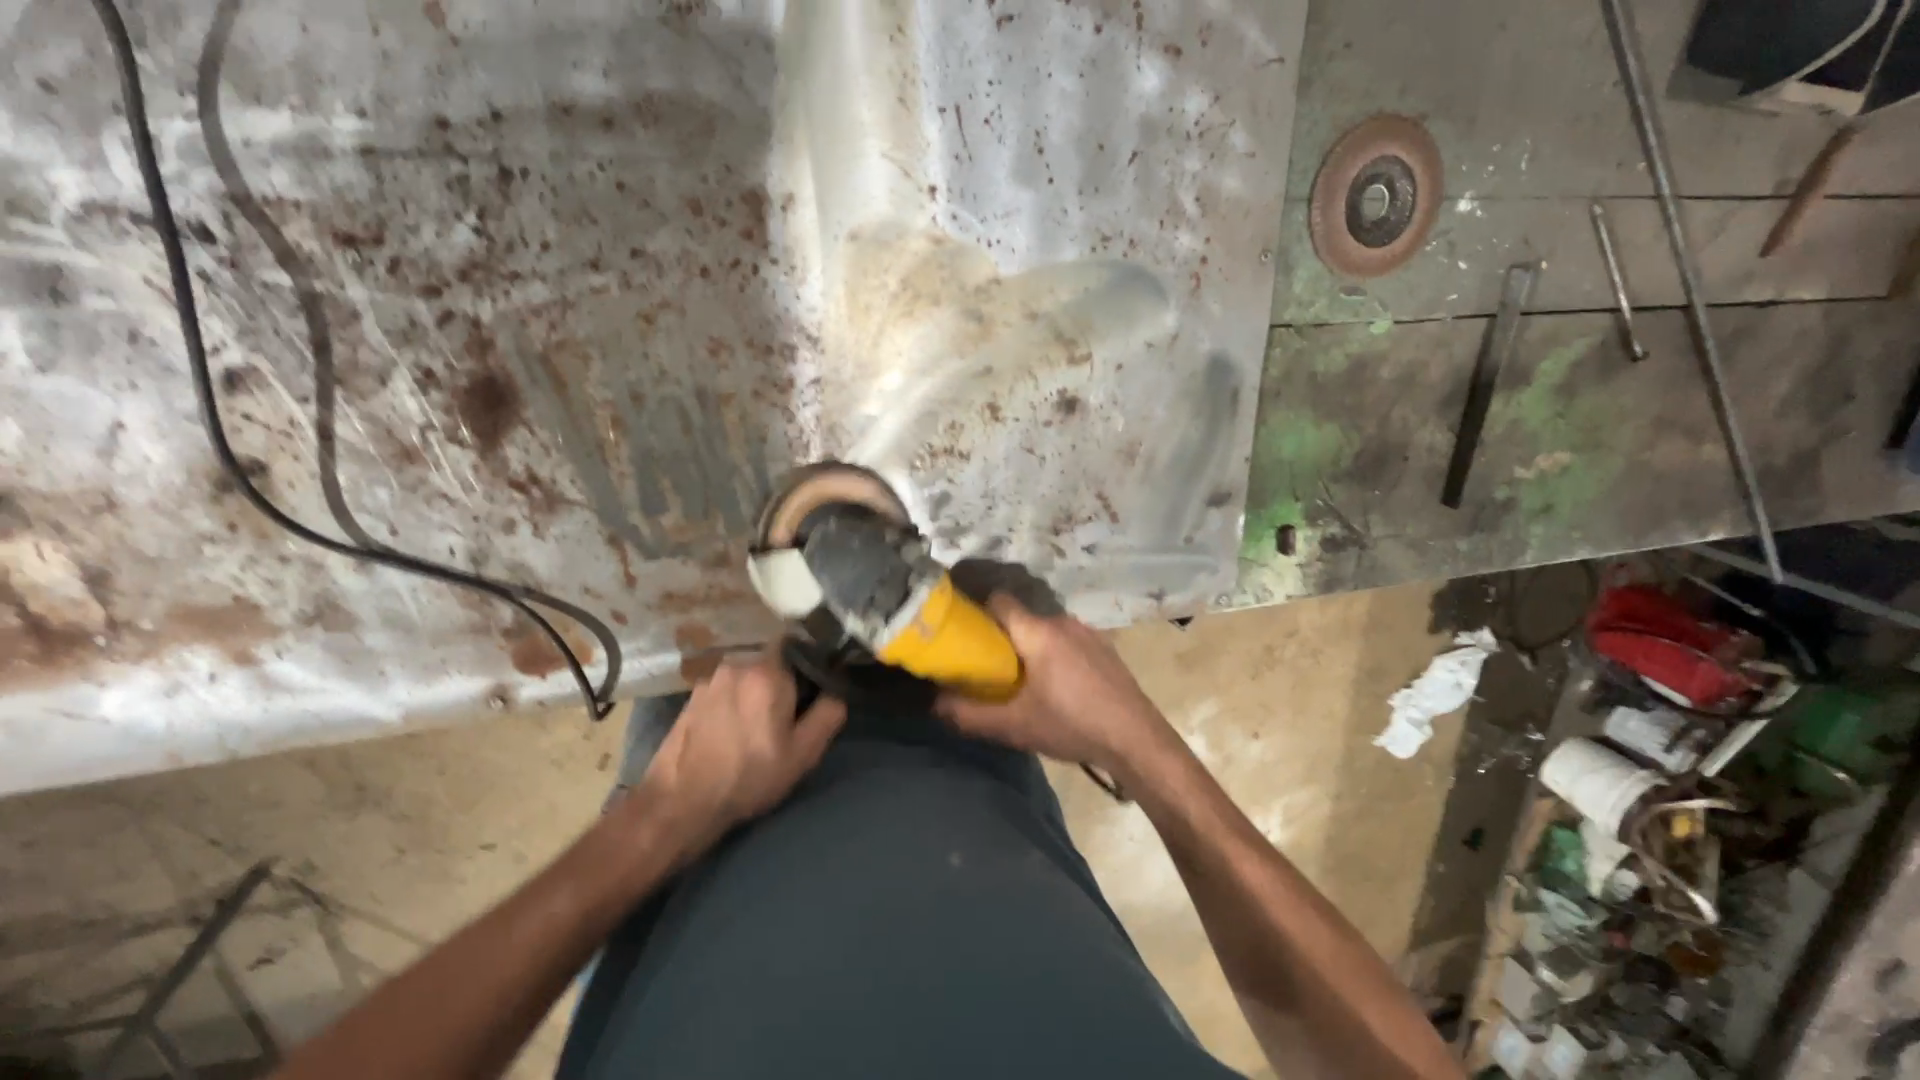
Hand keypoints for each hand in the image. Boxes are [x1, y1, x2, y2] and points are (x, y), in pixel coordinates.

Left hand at [633, 647, 846, 858]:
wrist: (680, 801)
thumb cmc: (749, 775)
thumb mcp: (803, 753)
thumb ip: (828, 714)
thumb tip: (836, 691)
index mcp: (768, 671)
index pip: (799, 646)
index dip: (810, 666)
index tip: (813, 693)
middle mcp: (737, 664)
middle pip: (772, 662)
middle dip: (782, 683)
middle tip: (785, 719)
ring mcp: (709, 679)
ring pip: (746, 677)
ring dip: (755, 694)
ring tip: (755, 729)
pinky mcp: (691, 697)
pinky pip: (725, 690)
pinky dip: (733, 703)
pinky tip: (730, 733)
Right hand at [937, 593, 1173, 776]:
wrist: (1136, 739)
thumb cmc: (1071, 726)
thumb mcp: (1014, 725)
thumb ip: (969, 714)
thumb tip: (933, 704)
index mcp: (1038, 632)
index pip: (998, 600)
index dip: (977, 612)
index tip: (964, 635)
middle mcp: (1062, 621)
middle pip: (1021, 618)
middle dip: (1002, 638)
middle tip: (988, 668)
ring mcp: (1088, 632)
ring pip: (1046, 630)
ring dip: (1031, 648)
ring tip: (1022, 680)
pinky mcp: (1105, 647)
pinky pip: (1068, 641)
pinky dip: (1055, 654)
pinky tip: (1057, 686)